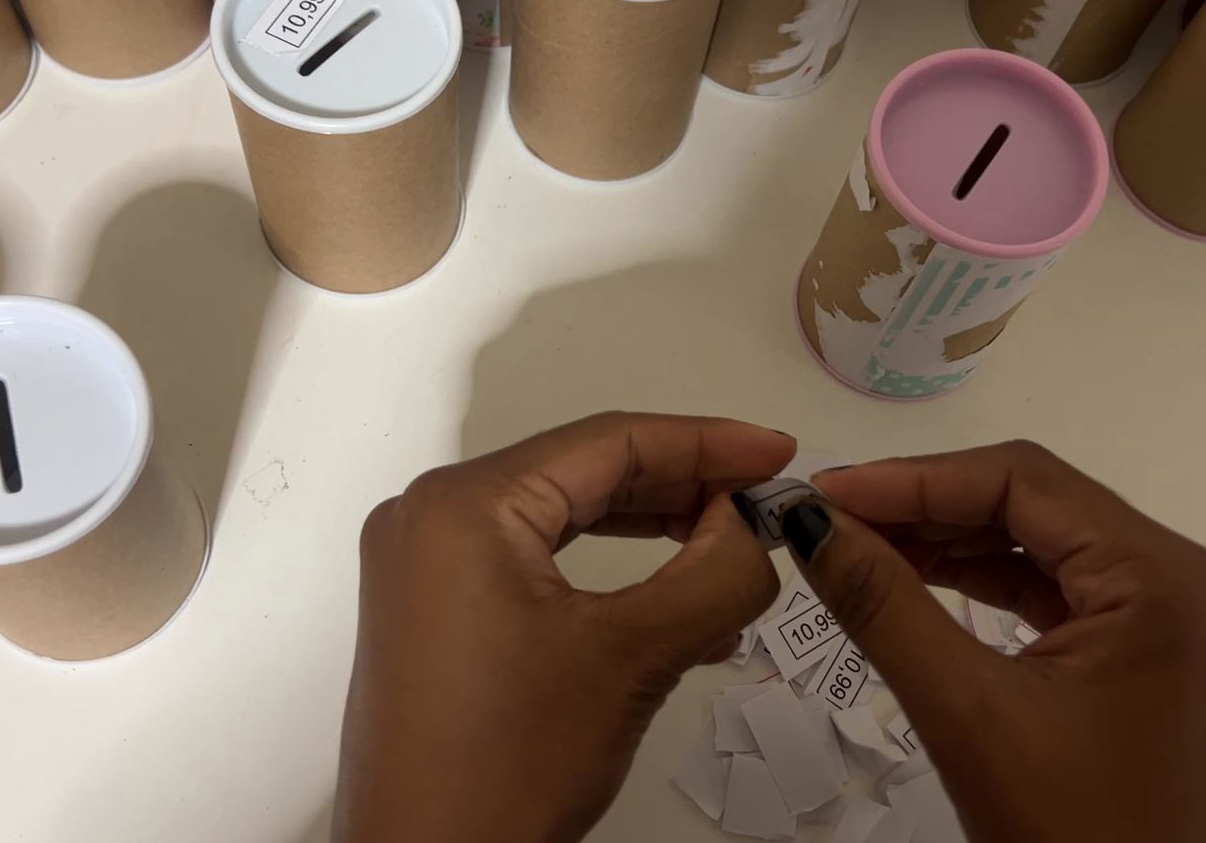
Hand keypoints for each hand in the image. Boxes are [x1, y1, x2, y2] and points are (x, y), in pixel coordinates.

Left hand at [334, 413, 792, 842]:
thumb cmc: (512, 765)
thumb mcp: (632, 658)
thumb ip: (715, 574)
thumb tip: (755, 524)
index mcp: (466, 501)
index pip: (608, 441)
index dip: (705, 441)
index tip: (776, 451)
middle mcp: (435, 509)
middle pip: (586, 471)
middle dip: (683, 483)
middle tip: (760, 497)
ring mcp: (430, 553)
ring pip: (567, 511)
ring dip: (652, 522)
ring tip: (729, 538)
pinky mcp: (438, 595)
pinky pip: (540, 552)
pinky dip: (610, 561)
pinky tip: (675, 584)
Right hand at [784, 441, 1205, 842]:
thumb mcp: (966, 714)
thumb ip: (879, 602)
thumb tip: (805, 520)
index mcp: (1165, 579)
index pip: (1020, 480)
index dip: (913, 477)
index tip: (827, 491)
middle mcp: (1180, 577)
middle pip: (1026, 500)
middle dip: (920, 504)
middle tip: (830, 515)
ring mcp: (1165, 610)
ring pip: (1028, 534)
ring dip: (938, 535)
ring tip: (856, 541)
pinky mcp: (1138, 641)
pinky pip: (1041, 578)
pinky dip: (969, 571)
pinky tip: (907, 572)